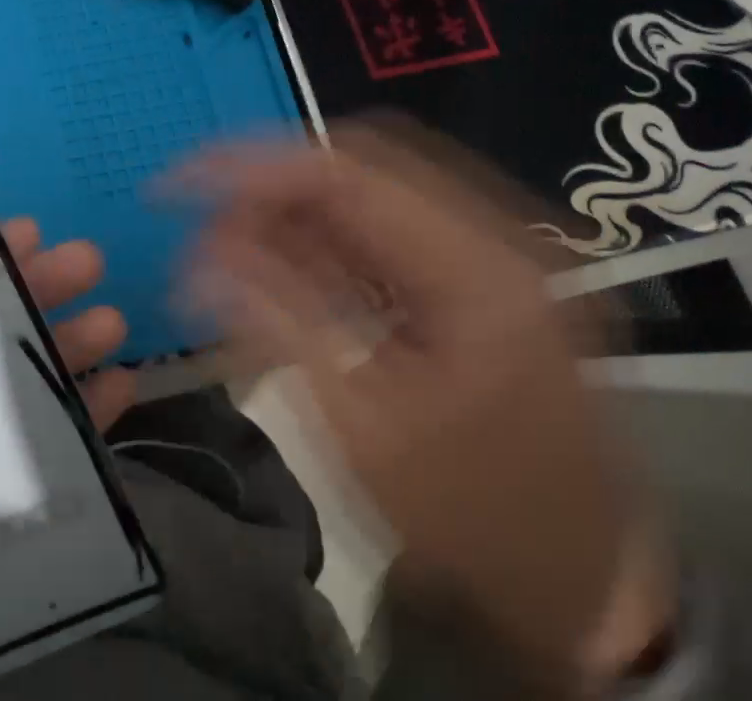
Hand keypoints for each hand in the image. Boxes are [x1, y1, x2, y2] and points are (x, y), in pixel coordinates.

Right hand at [174, 129, 657, 677]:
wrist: (578, 584)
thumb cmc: (468, 520)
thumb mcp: (359, 425)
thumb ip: (277, 320)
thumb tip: (200, 249)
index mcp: (479, 273)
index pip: (345, 176)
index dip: (247, 170)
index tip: (173, 188)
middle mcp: (498, 242)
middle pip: (359, 168)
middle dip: (264, 188)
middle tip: (198, 226)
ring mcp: (493, 259)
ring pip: (369, 196)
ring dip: (288, 213)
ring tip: (222, 250)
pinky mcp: (478, 282)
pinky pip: (383, 234)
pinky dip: (319, 242)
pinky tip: (275, 270)